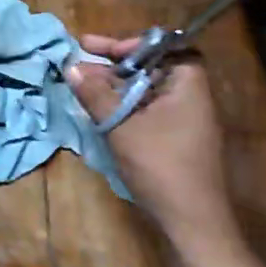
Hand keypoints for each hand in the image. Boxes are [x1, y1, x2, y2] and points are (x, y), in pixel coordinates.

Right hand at [67, 35, 239, 244]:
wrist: (193, 222)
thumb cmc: (161, 166)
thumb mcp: (123, 127)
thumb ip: (97, 95)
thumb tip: (72, 67)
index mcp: (188, 84)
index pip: (162, 48)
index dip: (131, 44)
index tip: (100, 49)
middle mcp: (191, 97)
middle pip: (151, 68)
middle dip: (114, 64)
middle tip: (81, 60)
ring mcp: (184, 121)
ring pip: (146, 91)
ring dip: (115, 87)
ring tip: (82, 84)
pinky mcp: (176, 140)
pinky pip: (148, 111)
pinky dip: (125, 107)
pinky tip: (101, 111)